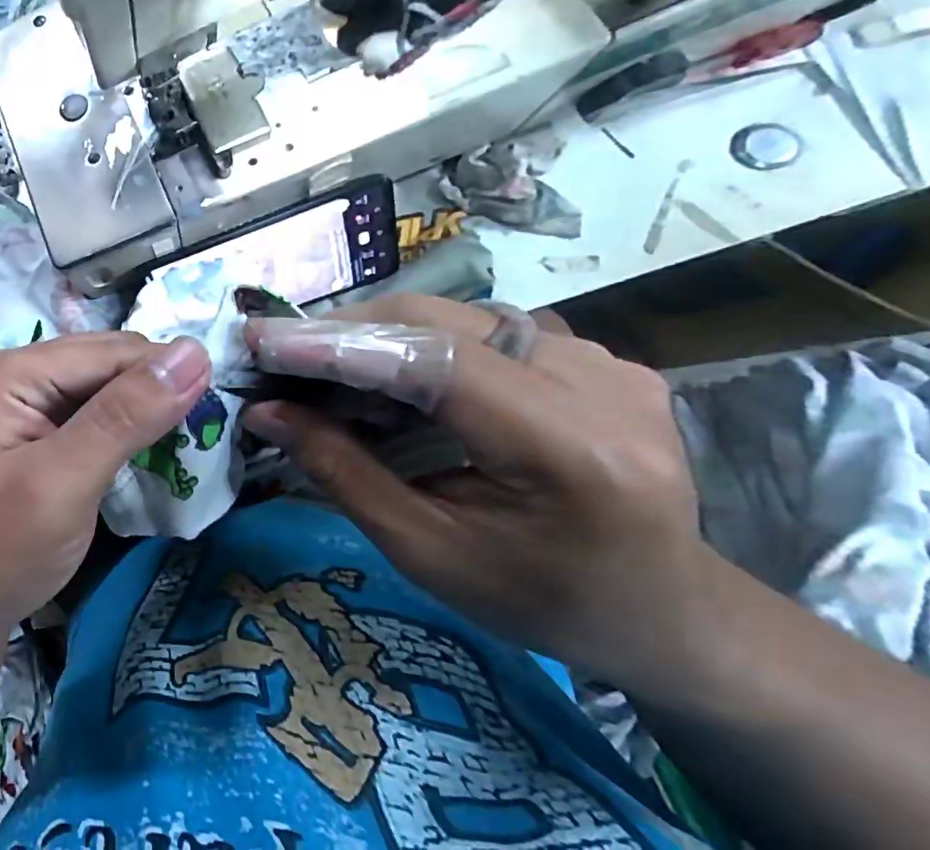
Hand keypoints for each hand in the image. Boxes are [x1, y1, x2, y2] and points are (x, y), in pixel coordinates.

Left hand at [0, 332, 211, 637]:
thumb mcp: (63, 484)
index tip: (214, 415)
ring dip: (151, 410)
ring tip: (184, 444)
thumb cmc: (1, 552)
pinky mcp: (47, 430)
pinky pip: (104, 412)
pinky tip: (155, 450)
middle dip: (159, 391)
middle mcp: (22, 372)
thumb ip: (125, 417)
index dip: (166, 374)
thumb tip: (194, 352)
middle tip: (201, 436)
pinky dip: (134, 429)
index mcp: (14, 371)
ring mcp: (33, 401)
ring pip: (114, 386)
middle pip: (114, 362)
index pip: (112, 351)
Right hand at [242, 295, 712, 687]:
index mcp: (573, 451)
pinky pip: (488, 331)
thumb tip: (266, 413)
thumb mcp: (429, 553)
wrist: (666, 613)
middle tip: (275, 353)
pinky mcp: (601, 356)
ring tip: (320, 370)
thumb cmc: (541, 602)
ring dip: (380, 338)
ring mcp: (609, 361)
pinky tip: (391, 376)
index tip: (263, 341)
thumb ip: (344, 473)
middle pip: (446, 323)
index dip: (342, 346)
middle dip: (348, 332)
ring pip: (461, 318)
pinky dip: (423, 346)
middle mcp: (602, 385)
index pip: (438, 364)